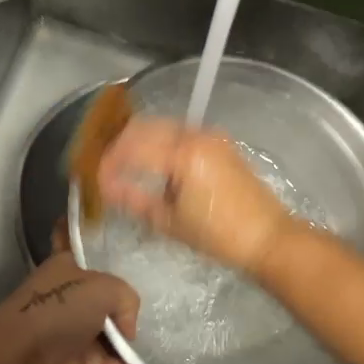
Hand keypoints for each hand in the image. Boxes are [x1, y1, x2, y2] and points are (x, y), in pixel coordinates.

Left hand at [0, 221, 160, 363]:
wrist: (19, 363)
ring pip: (117, 340)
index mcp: (69, 268)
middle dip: (134, 306)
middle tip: (171, 306)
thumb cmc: (57, 311)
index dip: (105, 244)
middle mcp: (74, 299)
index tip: (134, 244)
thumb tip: (128, 330)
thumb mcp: (102, 288)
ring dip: (140, 350)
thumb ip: (127, 299)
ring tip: (175, 353)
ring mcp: (78, 335)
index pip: (88, 250)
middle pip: (111, 299)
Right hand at [96, 116, 293, 271]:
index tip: (94, 176)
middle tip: (105, 166)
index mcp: (182, 154)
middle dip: (120, 144)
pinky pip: (181, 133)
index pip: (131, 147)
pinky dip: (161, 142)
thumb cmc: (219, 236)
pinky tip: (154, 164)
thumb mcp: (170, 222)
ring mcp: (211, 136)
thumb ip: (134, 200)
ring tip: (126, 165)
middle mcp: (195, 135)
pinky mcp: (220, 143)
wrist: (269, 237)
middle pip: (144, 127)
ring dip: (140, 141)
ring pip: (162, 127)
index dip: (108, 161)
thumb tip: (105, 188)